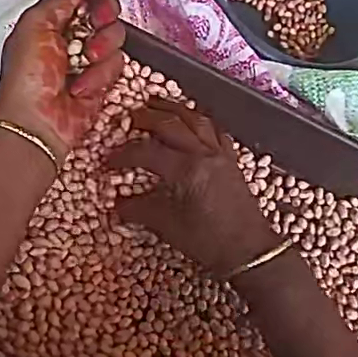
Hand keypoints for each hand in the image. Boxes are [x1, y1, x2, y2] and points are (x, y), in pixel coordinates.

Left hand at [0, 0, 130, 159]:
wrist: (35, 123)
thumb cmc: (26, 79)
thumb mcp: (37, 24)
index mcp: (52, 18)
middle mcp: (71, 37)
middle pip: (105, 11)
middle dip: (105, 14)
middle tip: (96, 21)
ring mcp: (87, 61)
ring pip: (115, 38)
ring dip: (102, 46)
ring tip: (84, 59)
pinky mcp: (100, 82)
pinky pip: (116, 66)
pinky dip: (99, 75)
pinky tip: (81, 86)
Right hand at [105, 98, 280, 276]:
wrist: (249, 251)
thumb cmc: (208, 242)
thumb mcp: (169, 227)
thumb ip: (141, 211)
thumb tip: (118, 205)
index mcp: (186, 170)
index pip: (147, 152)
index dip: (123, 155)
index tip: (108, 162)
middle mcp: (204, 154)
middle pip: (171, 124)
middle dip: (147, 118)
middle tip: (129, 117)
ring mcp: (221, 154)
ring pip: (196, 119)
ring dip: (174, 109)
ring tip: (157, 105)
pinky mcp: (232, 160)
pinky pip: (215, 130)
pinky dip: (200, 121)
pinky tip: (192, 121)